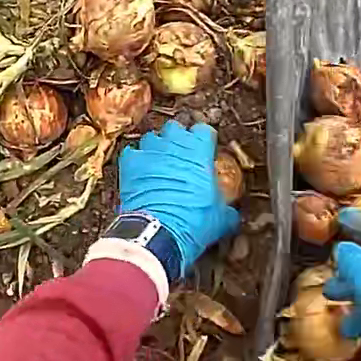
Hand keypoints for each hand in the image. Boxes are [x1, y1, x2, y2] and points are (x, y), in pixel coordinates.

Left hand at [117, 121, 240, 275]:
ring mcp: (150, 152)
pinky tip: (140, 172)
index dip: (204, 141)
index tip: (205, 151)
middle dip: (178, 139)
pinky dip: (135, 160)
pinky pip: (131, 153)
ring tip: (159, 164)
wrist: (158, 232)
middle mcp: (174, 145)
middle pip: (176, 128)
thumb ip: (226, 206)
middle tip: (181, 156)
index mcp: (200, 151)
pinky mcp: (129, 164)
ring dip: (156, 148)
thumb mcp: (221, 217)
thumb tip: (230, 214)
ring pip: (152, 137)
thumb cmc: (193, 221)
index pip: (204, 131)